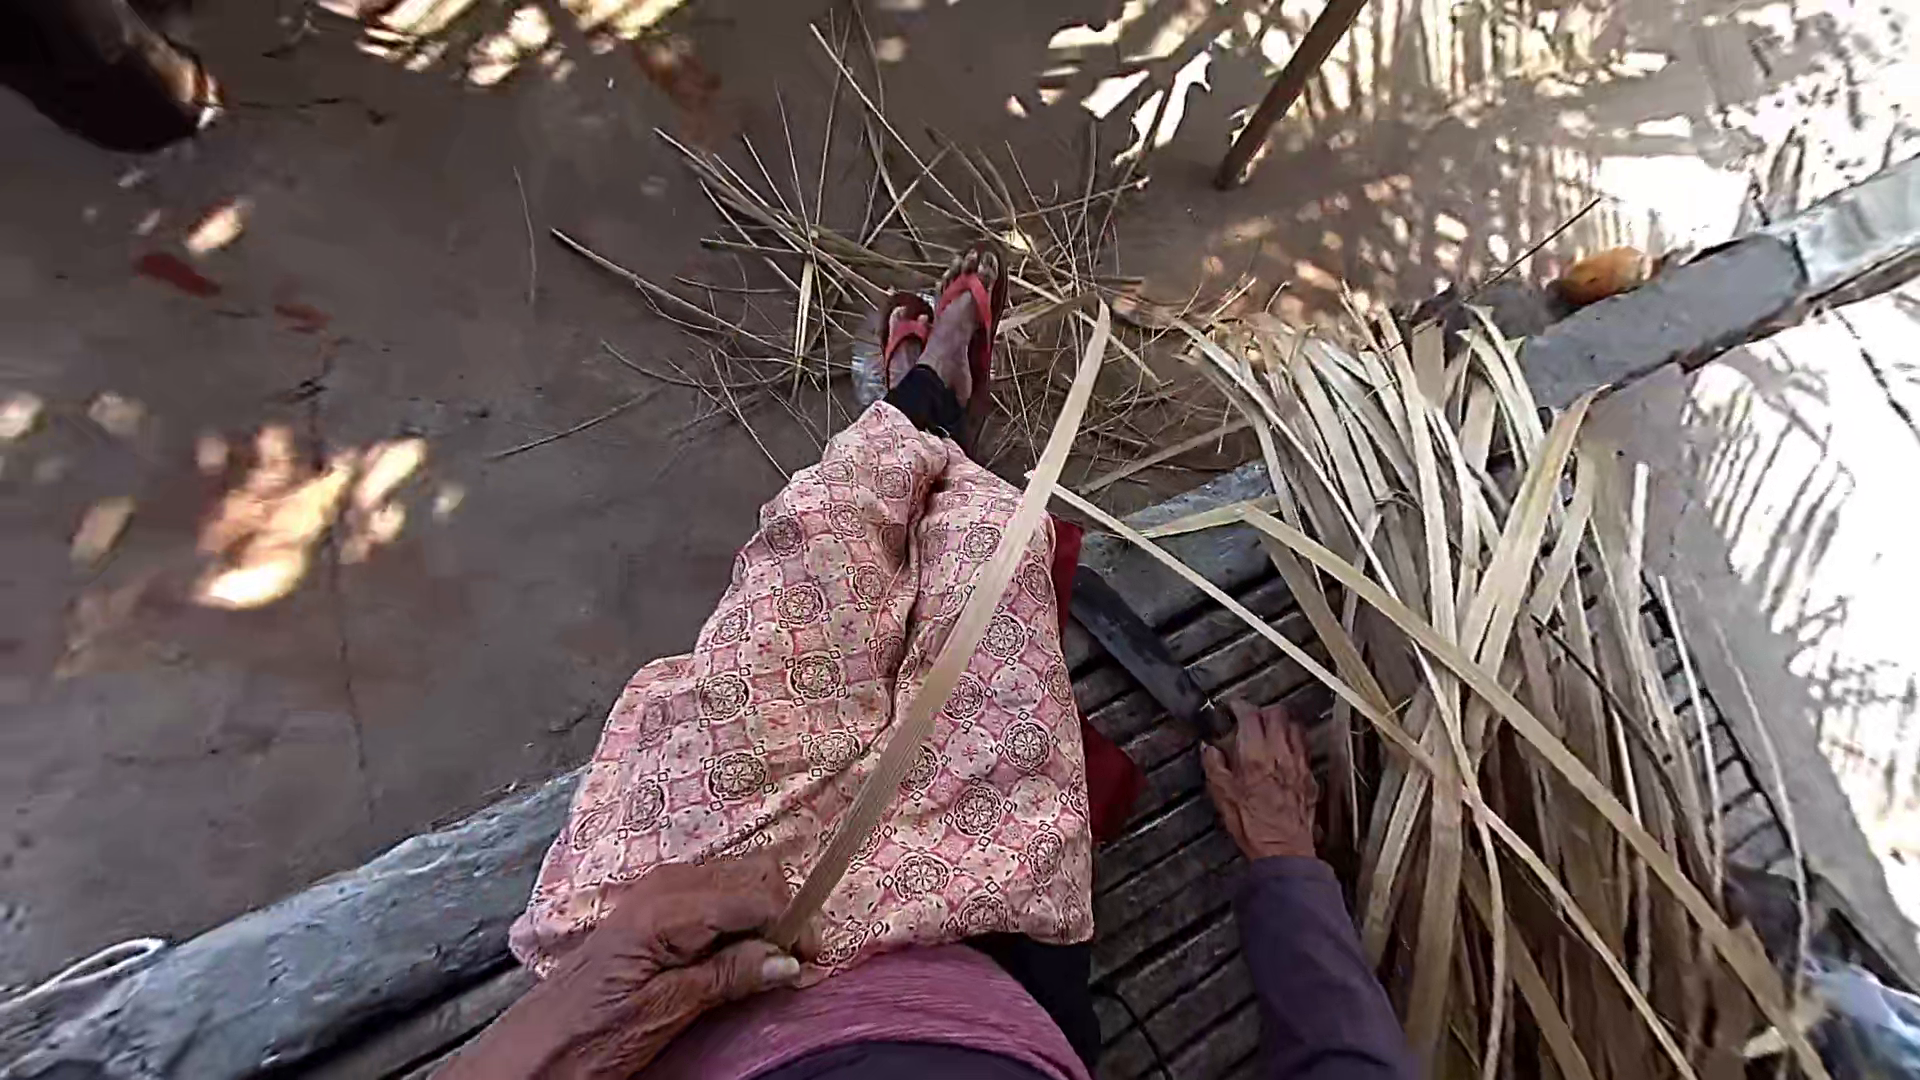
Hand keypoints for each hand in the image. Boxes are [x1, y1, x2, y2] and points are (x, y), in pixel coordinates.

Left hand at [444, 854, 805, 1079]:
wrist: (524, 1058)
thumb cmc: (588, 1042)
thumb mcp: (663, 1014)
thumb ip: (728, 976)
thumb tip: (790, 959)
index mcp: (670, 906)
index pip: (755, 893)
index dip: (792, 921)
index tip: (812, 959)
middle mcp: (672, 879)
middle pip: (756, 870)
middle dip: (785, 907)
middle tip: (796, 958)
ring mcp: (668, 884)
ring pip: (744, 873)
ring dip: (769, 907)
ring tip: (775, 955)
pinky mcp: (665, 898)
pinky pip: (724, 886)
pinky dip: (747, 908)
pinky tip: (746, 944)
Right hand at [1202, 699, 1318, 860]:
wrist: (1284, 853)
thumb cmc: (1253, 826)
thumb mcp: (1221, 794)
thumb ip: (1213, 765)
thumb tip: (1209, 748)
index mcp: (1255, 756)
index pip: (1250, 715)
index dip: (1238, 706)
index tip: (1231, 709)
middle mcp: (1280, 755)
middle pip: (1277, 713)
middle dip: (1261, 710)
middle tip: (1249, 717)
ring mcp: (1299, 765)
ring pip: (1295, 726)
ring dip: (1280, 723)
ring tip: (1268, 729)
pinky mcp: (1310, 777)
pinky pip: (1304, 747)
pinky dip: (1293, 741)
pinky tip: (1283, 751)